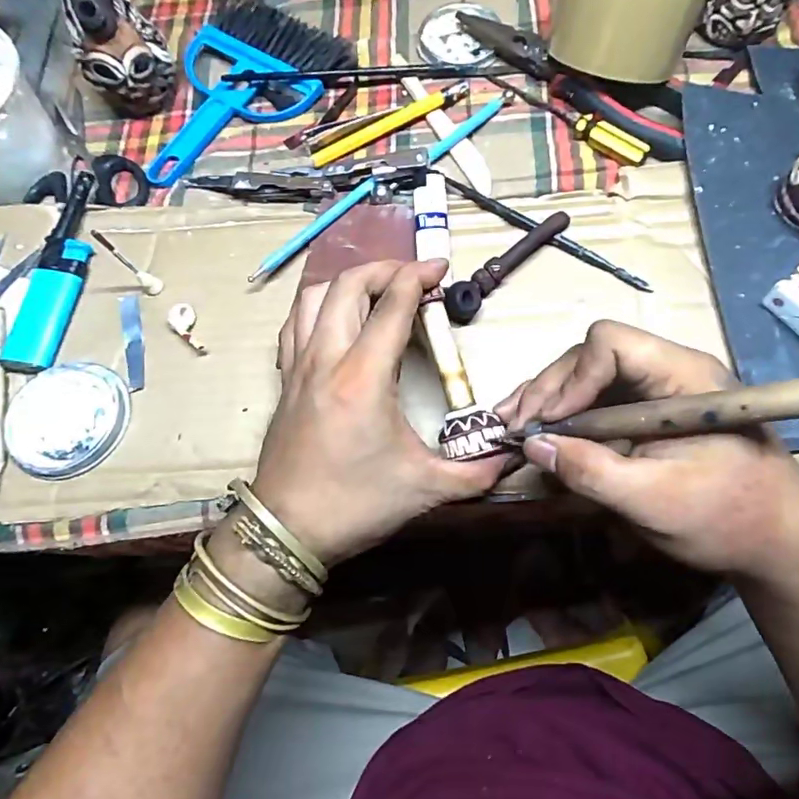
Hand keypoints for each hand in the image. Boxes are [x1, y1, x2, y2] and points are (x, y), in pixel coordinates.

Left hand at [251, 259, 509, 566]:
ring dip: (347, 283)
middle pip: (348, 286)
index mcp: (363, 378)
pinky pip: (294, 325)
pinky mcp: (284, 382)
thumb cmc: (354, 506)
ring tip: (376, 290)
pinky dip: (316, 307)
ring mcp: (298, 368)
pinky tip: (334, 320)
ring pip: (313, 298)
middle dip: (385, 269)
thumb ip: (477, 471)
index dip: (418, 277)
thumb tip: (513, 456)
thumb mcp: (425, 490)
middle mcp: (326, 360)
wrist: (286, 529)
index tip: (440, 270)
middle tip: (414, 276)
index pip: (391, 304)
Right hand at [497, 320, 798, 580]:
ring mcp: (657, 395)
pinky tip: (538, 433)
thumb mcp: (653, 500)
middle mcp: (668, 373)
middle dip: (549, 389)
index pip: (611, 344)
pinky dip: (564, 417)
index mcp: (683, 377)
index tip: (548, 420)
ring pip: (588, 378)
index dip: (572, 377)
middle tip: (513, 425)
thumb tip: (533, 445)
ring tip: (512, 425)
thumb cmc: (728, 519)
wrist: (779, 544)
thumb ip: (591, 471)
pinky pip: (598, 404)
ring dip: (548, 400)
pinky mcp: (648, 417)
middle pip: (591, 357)